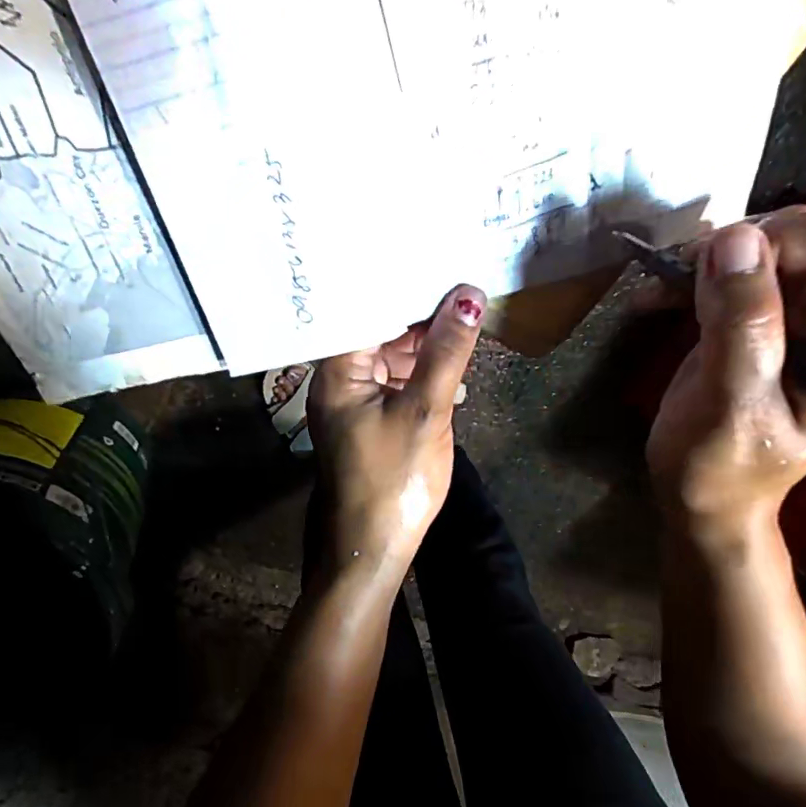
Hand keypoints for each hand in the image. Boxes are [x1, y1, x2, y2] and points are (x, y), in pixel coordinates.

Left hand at [308, 284, 485, 579]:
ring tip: (467, 321)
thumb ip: (447, 352)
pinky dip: (424, 376)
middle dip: (421, 313)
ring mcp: (355, 402)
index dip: (402, 282)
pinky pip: (398, 383)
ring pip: (391, 356)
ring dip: (427, 346)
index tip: (439, 257)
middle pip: (379, 329)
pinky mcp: (373, 422)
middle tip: (463, 285)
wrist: (375, 549)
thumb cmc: (395, 479)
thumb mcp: (426, 411)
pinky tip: (455, 376)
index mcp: (337, 369)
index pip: (365, 306)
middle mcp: (338, 379)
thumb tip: (469, 296)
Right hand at [646, 210, 805, 533]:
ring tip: (672, 284)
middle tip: (695, 276)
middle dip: (751, 244)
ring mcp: (799, 322)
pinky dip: (699, 273)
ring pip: (774, 246)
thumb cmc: (721, 471)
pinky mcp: (762, 323)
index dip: (800, 241)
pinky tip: (662, 295)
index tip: (736, 272)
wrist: (703, 502)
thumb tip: (737, 238)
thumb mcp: (731, 406)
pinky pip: (741, 270)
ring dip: (717, 257)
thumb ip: (743, 326)